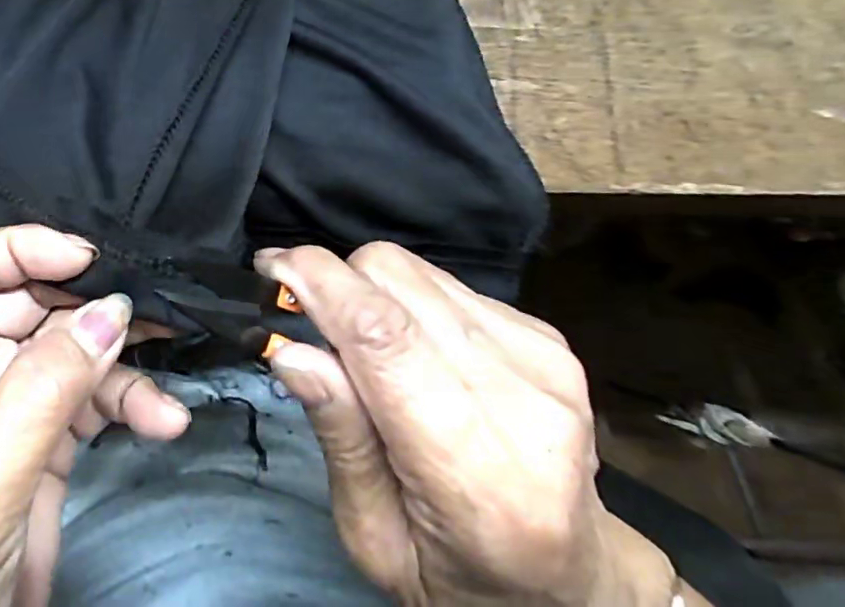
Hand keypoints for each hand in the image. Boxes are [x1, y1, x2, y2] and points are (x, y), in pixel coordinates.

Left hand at [0, 225, 191, 606]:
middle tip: (144, 307)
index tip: (87, 257)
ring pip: (67, 347)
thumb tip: (109, 312)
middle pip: (26, 303)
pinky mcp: (40, 437)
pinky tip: (161, 418)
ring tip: (162, 362)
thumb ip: (40, 394)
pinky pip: (91, 395)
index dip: (24, 251)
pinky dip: (130, 400)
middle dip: (86, 305)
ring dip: (120, 356)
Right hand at [258, 242, 692, 606]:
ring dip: (370, 290)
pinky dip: (407, 301)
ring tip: (358, 340)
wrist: (574, 577)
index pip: (386, 341)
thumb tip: (291, 350)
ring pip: (417, 270)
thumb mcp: (377, 541)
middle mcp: (524, 402)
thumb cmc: (460, 577)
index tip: (270, 268)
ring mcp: (544, 360)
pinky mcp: (548, 337)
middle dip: (335, 283)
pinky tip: (410, 346)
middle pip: (397, 284)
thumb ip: (340, 438)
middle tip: (303, 313)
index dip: (322, 286)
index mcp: (480, 476)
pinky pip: (445, 282)